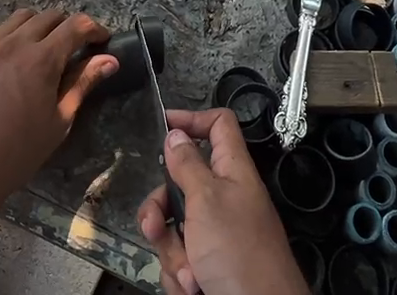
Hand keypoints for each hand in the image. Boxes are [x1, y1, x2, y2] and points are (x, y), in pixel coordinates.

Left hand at [0, 9, 119, 214]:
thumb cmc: (13, 154)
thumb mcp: (57, 122)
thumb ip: (82, 84)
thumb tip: (109, 60)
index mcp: (41, 59)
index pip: (76, 25)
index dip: (94, 29)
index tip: (102, 40)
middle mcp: (14, 43)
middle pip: (49, 16)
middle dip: (67, 27)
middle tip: (72, 50)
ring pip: (20, 19)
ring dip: (38, 27)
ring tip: (41, 52)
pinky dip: (11, 38)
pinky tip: (10, 62)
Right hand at [138, 109, 308, 294]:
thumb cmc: (239, 252)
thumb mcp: (207, 201)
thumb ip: (187, 165)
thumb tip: (176, 133)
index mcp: (232, 170)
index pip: (218, 125)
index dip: (192, 119)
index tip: (163, 124)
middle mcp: (224, 197)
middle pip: (182, 183)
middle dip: (162, 209)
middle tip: (158, 226)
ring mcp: (216, 233)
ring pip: (175, 226)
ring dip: (173, 252)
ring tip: (190, 273)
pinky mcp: (209, 264)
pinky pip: (180, 258)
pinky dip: (181, 275)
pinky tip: (194, 287)